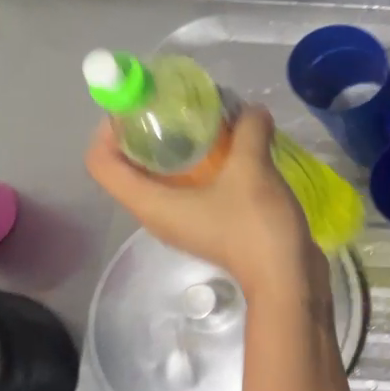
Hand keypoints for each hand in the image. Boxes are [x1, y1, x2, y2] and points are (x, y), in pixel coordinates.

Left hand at [86, 105, 324, 300]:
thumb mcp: (252, 170)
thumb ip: (249, 132)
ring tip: (208, 132)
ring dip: (181, 155)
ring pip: (165, 183)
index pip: (101, 162)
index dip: (109, 131)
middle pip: (132, 170)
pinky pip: (191, 195)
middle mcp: (158, 216)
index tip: (139, 111)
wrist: (288, 281)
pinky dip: (202, 173)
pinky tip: (232, 160)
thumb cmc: (256, 228)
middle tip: (177, 114)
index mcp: (150, 202)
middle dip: (150, 137)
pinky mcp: (210, 232)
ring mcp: (185, 227)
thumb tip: (253, 110)